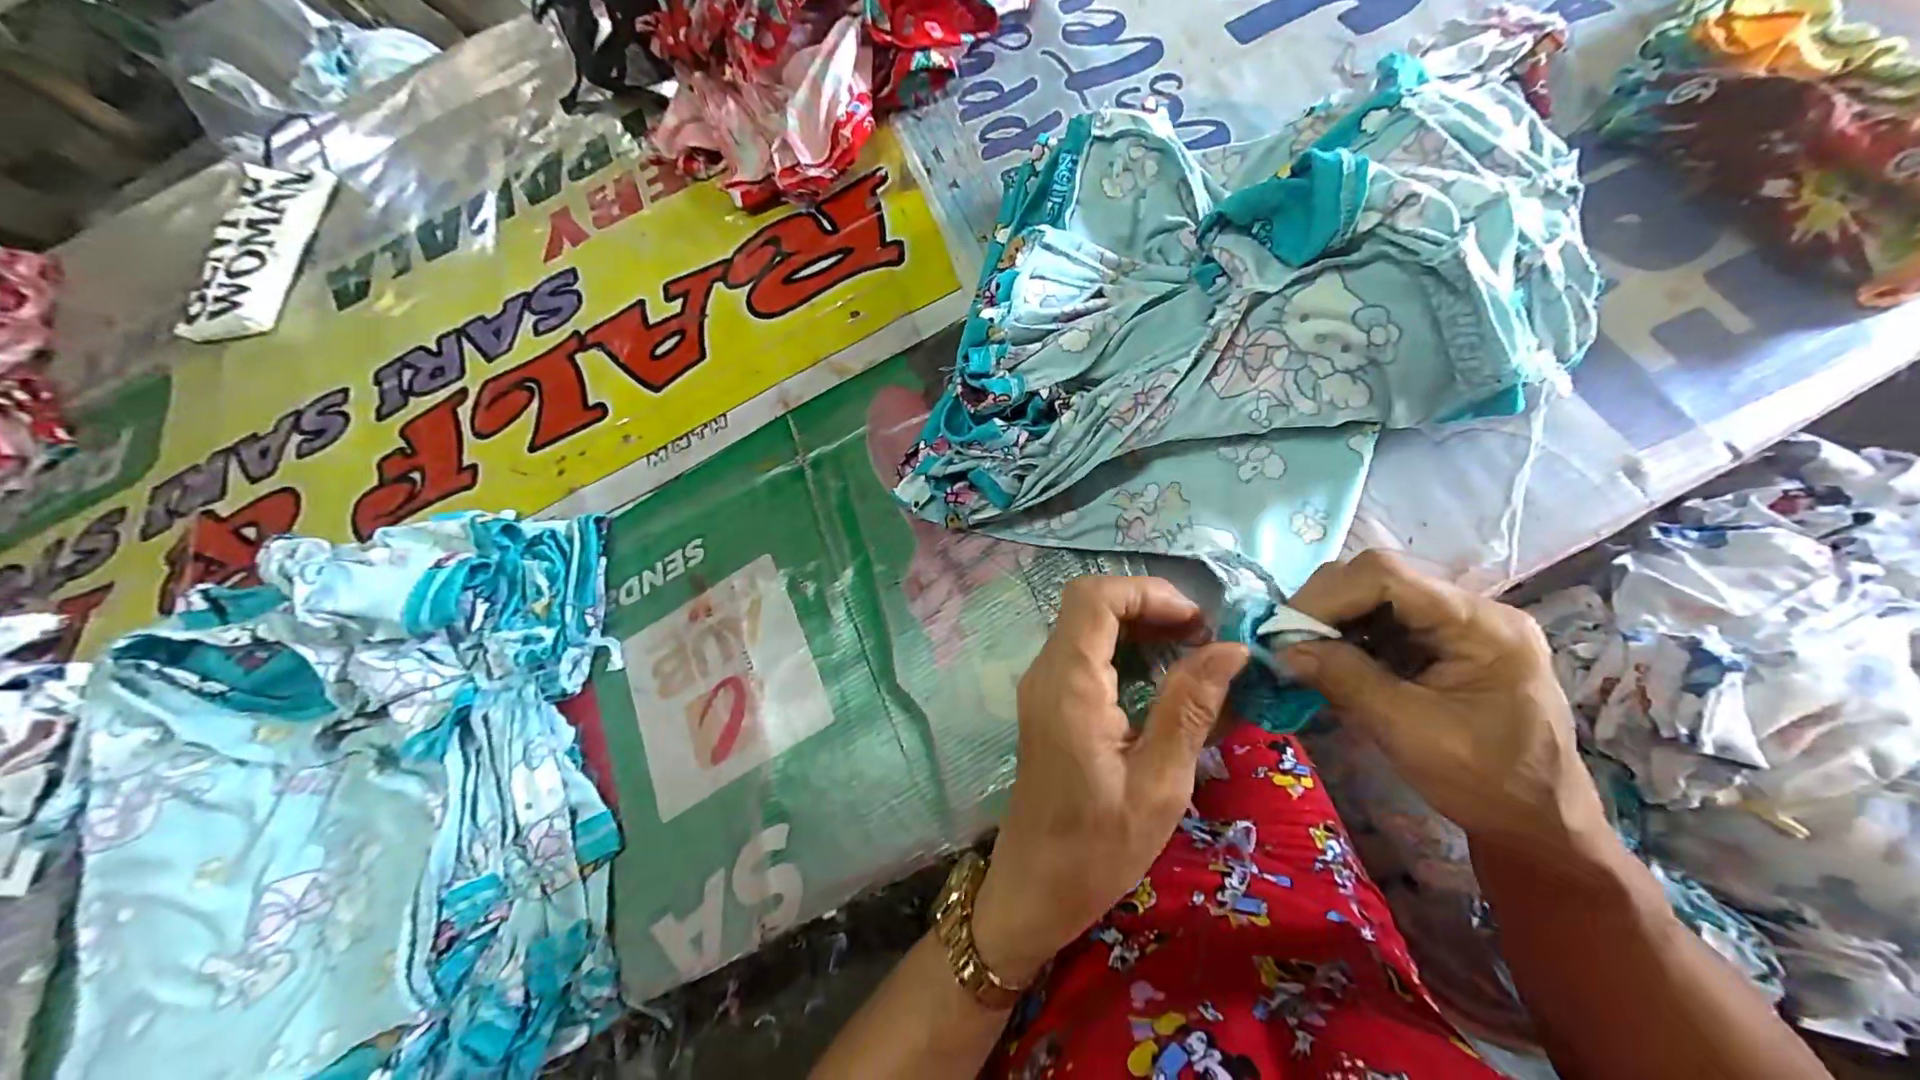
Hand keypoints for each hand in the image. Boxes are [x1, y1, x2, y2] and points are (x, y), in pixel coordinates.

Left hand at [971, 577, 1247, 985]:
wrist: (1034, 889)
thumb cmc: (1098, 848)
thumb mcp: (1160, 782)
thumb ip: (1191, 707)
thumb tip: (1232, 648)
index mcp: (1069, 685)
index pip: (1095, 597)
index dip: (1148, 593)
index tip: (1198, 623)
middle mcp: (1046, 673)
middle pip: (1089, 603)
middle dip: (1149, 606)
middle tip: (1204, 638)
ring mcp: (1041, 687)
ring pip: (1086, 625)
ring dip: (1139, 626)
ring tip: (1194, 653)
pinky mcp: (1047, 703)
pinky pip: (1083, 653)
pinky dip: (1123, 649)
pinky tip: (1162, 677)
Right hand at [1283, 551, 1613, 864]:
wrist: (1539, 824)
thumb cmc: (1484, 782)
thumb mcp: (1407, 730)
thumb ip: (1345, 679)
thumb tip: (1282, 649)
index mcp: (1480, 625)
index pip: (1386, 577)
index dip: (1326, 596)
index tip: (1284, 632)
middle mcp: (1473, 610)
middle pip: (1378, 577)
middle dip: (1324, 605)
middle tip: (1288, 643)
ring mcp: (1460, 624)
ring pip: (1375, 594)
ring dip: (1332, 619)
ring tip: (1304, 652)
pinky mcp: (1445, 642)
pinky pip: (1384, 620)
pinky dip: (1348, 634)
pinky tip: (1332, 660)